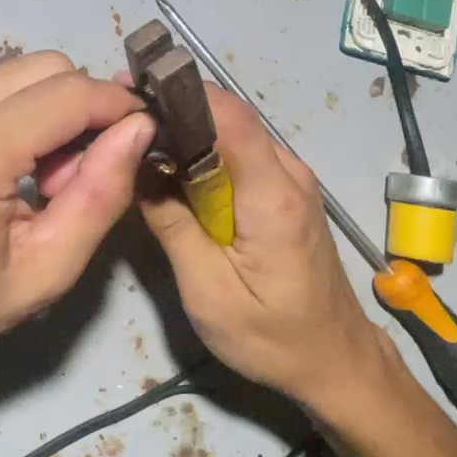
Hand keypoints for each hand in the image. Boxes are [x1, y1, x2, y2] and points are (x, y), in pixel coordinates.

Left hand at [0, 51, 156, 384]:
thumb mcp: (46, 271)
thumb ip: (100, 195)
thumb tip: (140, 128)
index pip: (68, 94)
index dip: (118, 107)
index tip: (144, 137)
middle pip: (50, 68)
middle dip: (84, 112)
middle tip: (81, 178)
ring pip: (25, 71)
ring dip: (55, 113)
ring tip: (46, 180)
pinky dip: (25, 114)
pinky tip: (17, 167)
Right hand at [139, 85, 397, 421]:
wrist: (336, 364)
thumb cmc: (273, 336)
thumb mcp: (209, 292)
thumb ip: (172, 226)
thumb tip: (135, 167)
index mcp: (274, 194)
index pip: (229, 116)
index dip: (180, 94)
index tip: (132, 93)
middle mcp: (289, 174)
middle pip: (229, 117)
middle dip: (174, 109)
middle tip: (120, 120)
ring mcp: (291, 180)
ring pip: (233, 132)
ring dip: (187, 130)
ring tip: (136, 140)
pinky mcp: (286, 192)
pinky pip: (241, 154)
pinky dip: (205, 152)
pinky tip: (172, 169)